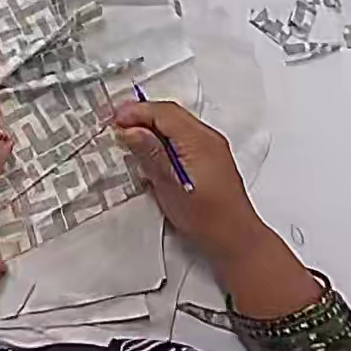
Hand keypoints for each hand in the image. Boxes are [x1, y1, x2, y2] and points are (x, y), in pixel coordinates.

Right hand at [114, 100, 316, 317]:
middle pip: (171, 114)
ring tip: (129, 136)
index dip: (137, 111)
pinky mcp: (209, 157)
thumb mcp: (170, 186)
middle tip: (117, 125)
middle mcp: (208, 138)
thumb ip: (151, 155)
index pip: (164, 112)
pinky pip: (183, 135)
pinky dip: (163, 136)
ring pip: (177, 123)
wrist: (235, 239)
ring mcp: (211, 146)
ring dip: (152, 125)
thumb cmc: (206, 218)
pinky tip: (150, 149)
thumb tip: (131, 131)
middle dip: (142, 115)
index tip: (115, 119)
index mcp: (200, 141)